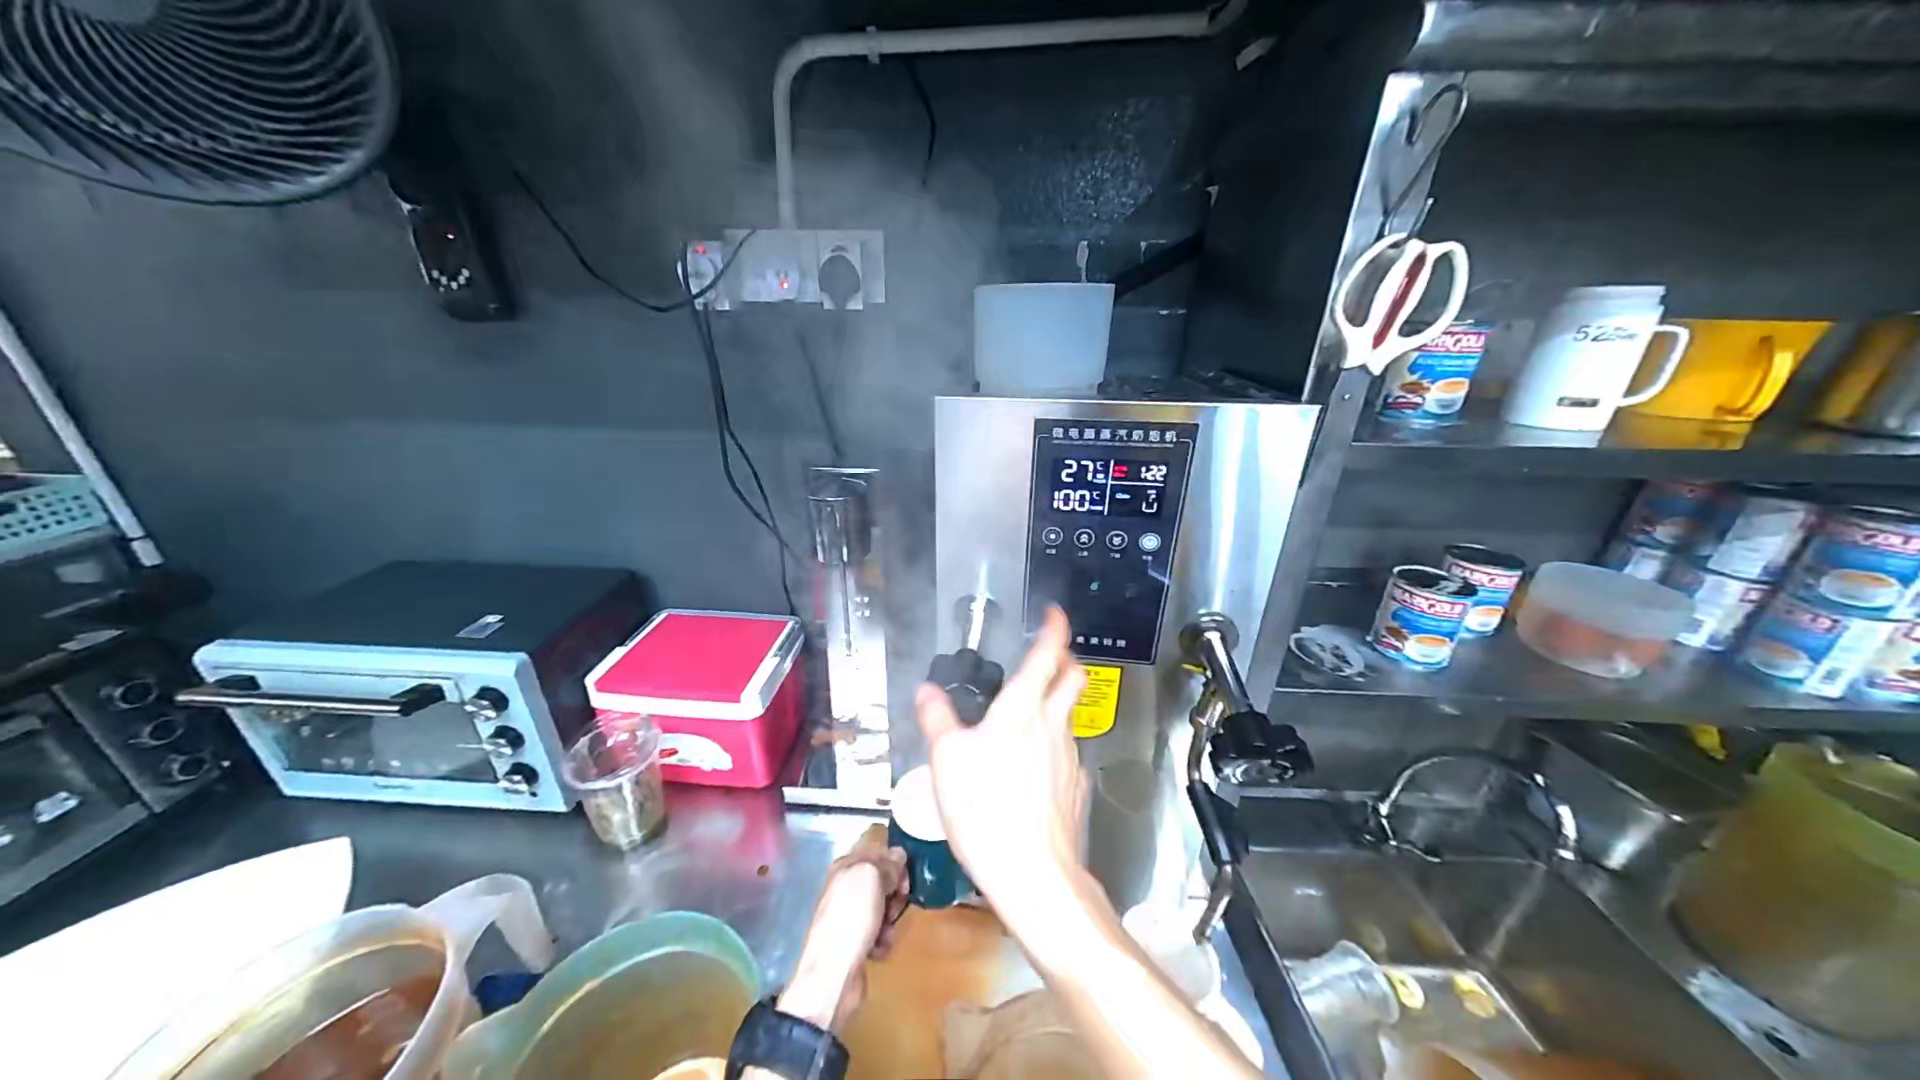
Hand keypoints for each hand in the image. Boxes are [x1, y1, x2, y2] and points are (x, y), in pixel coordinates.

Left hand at [776, 824, 908, 1032]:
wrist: (833, 976)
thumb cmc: (851, 919)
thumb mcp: (871, 878)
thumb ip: (886, 862)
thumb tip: (899, 853)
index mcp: (846, 866)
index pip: (878, 851)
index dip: (895, 861)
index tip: (906, 876)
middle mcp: (847, 888)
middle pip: (884, 880)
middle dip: (896, 893)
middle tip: (896, 904)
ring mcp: (851, 916)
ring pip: (885, 907)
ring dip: (891, 920)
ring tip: (885, 933)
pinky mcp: (857, 941)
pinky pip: (881, 932)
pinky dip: (884, 940)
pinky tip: (879, 949)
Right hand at [915, 606, 1089, 908]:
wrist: (1034, 873)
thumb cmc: (986, 808)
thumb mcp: (946, 760)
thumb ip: (937, 719)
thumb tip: (926, 691)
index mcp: (1023, 706)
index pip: (1048, 653)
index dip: (1055, 628)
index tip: (1055, 614)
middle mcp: (1054, 724)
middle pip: (1075, 678)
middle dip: (1066, 659)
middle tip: (1050, 657)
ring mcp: (1072, 757)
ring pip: (1070, 717)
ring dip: (1057, 706)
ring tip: (1028, 718)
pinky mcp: (1077, 788)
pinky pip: (1068, 754)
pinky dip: (1054, 746)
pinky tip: (1033, 768)